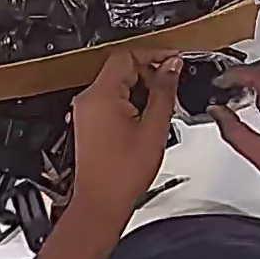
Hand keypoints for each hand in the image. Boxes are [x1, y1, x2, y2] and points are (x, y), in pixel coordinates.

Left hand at [70, 50, 181, 222]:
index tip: (173, 60)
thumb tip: (172, 66)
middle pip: (122, 66)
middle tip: (171, 81)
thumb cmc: (122, 174)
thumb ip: (164, 90)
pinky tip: (146, 114)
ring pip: (118, 81)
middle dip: (149, 71)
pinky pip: (111, 96)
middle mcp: (89, 99)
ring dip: (141, 85)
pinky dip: (131, 97)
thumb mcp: (154, 126)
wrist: (101, 204)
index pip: (128, 56)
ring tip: (161, 102)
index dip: (154, 54)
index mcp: (102, 95)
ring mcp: (86, 110)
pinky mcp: (89, 120)